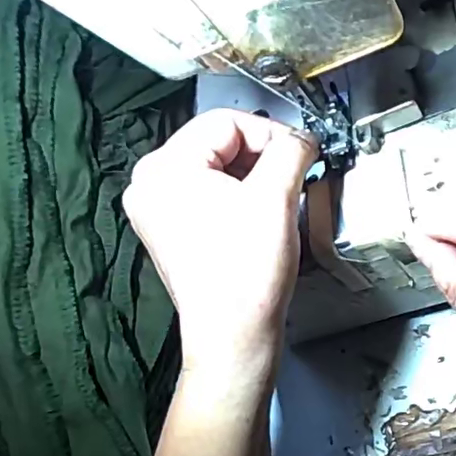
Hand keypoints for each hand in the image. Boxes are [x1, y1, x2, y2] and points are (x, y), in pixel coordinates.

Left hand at [124, 109, 317, 378]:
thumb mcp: (276, 198)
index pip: (227, 121)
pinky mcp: (178, 233)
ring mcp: (163, 212)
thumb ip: (292, 152)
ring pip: (221, 171)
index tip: (301, 153)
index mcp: (165, 169)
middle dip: (266, 159)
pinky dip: (245, 200)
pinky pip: (216, 197)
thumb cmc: (244, 279)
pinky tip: (265, 221)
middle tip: (296, 179)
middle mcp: (153, 186)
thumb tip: (301, 138)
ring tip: (281, 204)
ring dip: (258, 180)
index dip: (272, 134)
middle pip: (222, 144)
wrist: (235, 334)